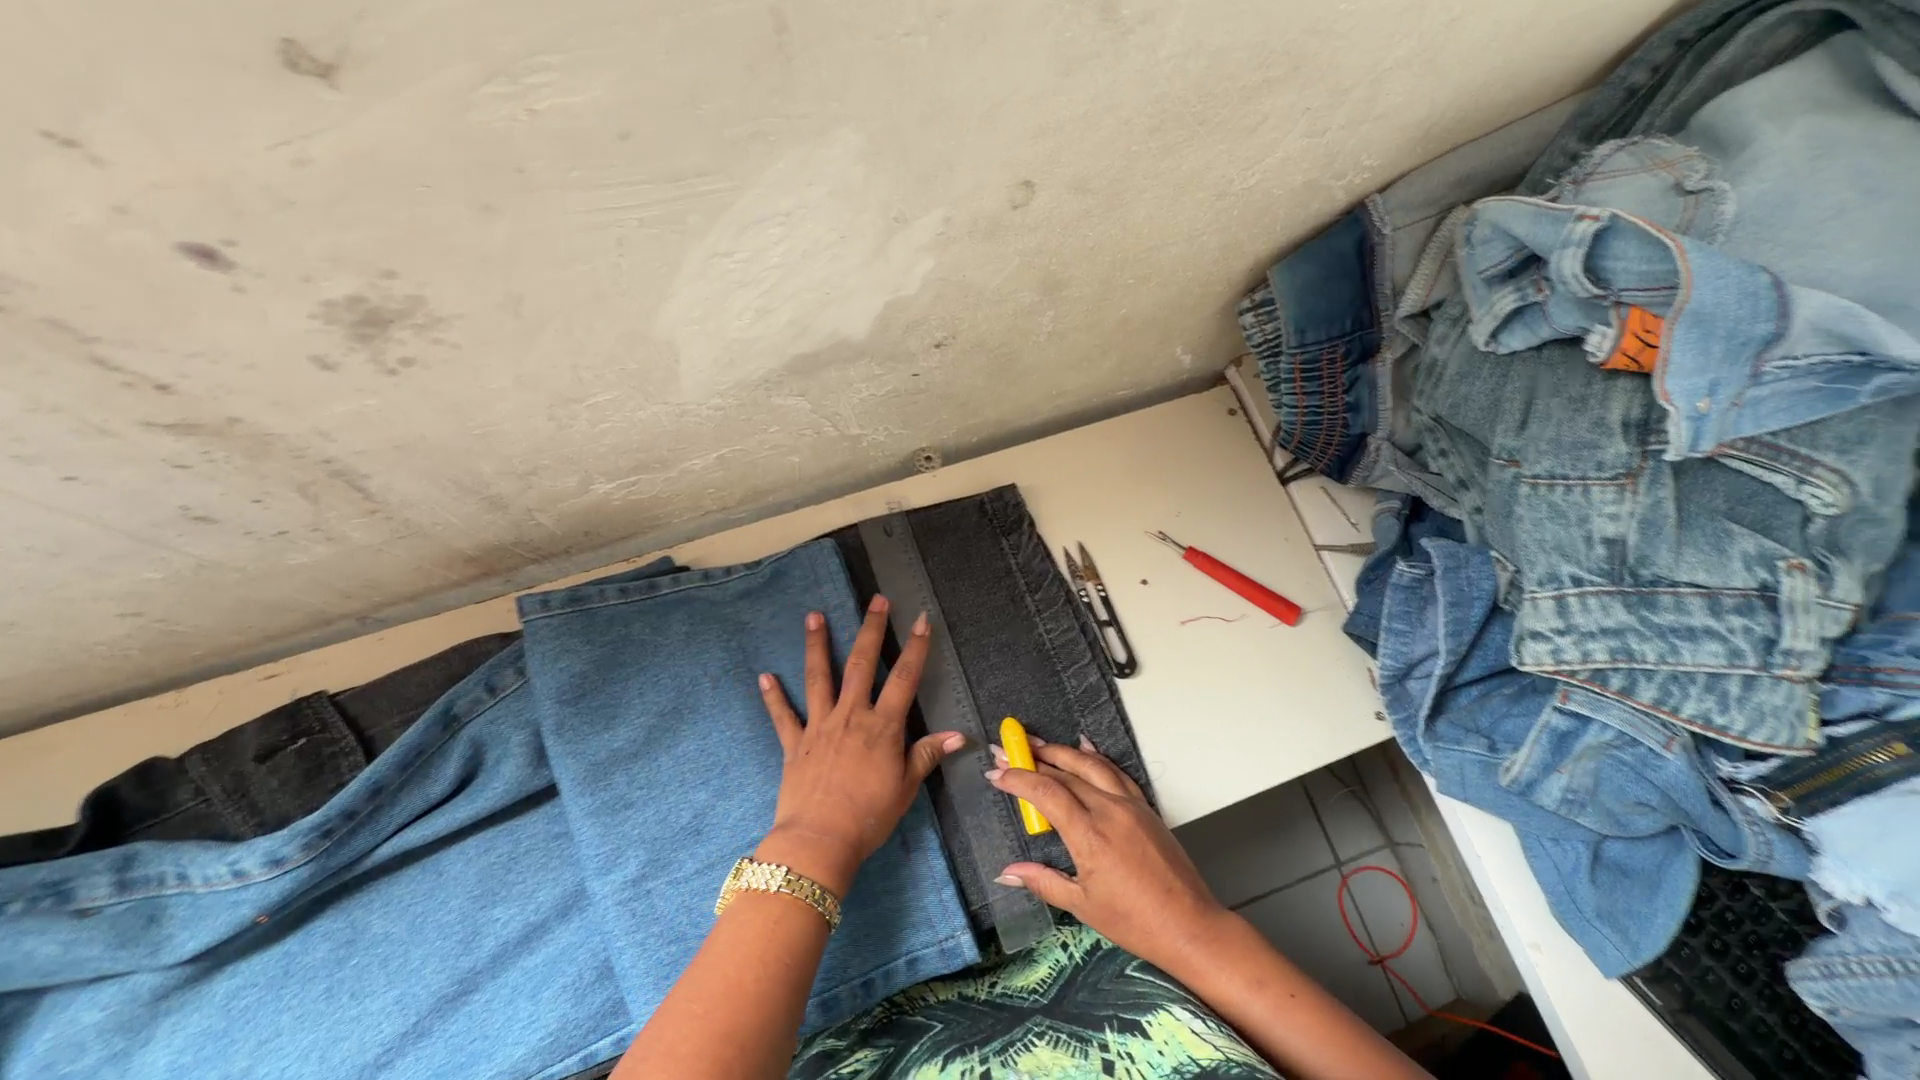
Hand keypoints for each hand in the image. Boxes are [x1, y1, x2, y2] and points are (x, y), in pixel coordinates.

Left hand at [756, 595, 963, 895]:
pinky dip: (773, 696)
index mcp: (882, 727)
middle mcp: (850, 716)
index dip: (916, 648)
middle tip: (876, 600)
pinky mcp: (793, 743)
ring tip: (813, 616)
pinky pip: (783, 715)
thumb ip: (927, 755)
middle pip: (861, 665)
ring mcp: (819, 726)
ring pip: (818, 677)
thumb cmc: (869, 817)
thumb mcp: (906, 788)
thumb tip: (959, 734)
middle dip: (871, 630)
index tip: (921, 619)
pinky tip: (765, 675)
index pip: (904, 678)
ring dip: (816, 645)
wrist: (819, 841)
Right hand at [987, 738, 1229, 970]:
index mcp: (1089, 835)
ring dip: (1060, 751)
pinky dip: (1096, 757)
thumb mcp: (1081, 905)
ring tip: (1036, 742)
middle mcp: (1109, 811)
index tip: (995, 774)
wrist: (1189, 925)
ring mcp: (1130, 806)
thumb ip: (1043, 881)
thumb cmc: (1134, 922)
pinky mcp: (1146, 808)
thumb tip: (1007, 871)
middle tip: (1004, 750)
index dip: (1018, 779)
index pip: (1046, 793)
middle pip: (1064, 773)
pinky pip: (1116, 773)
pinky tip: (1083, 747)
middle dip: (1031, 760)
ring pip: (1090, 765)